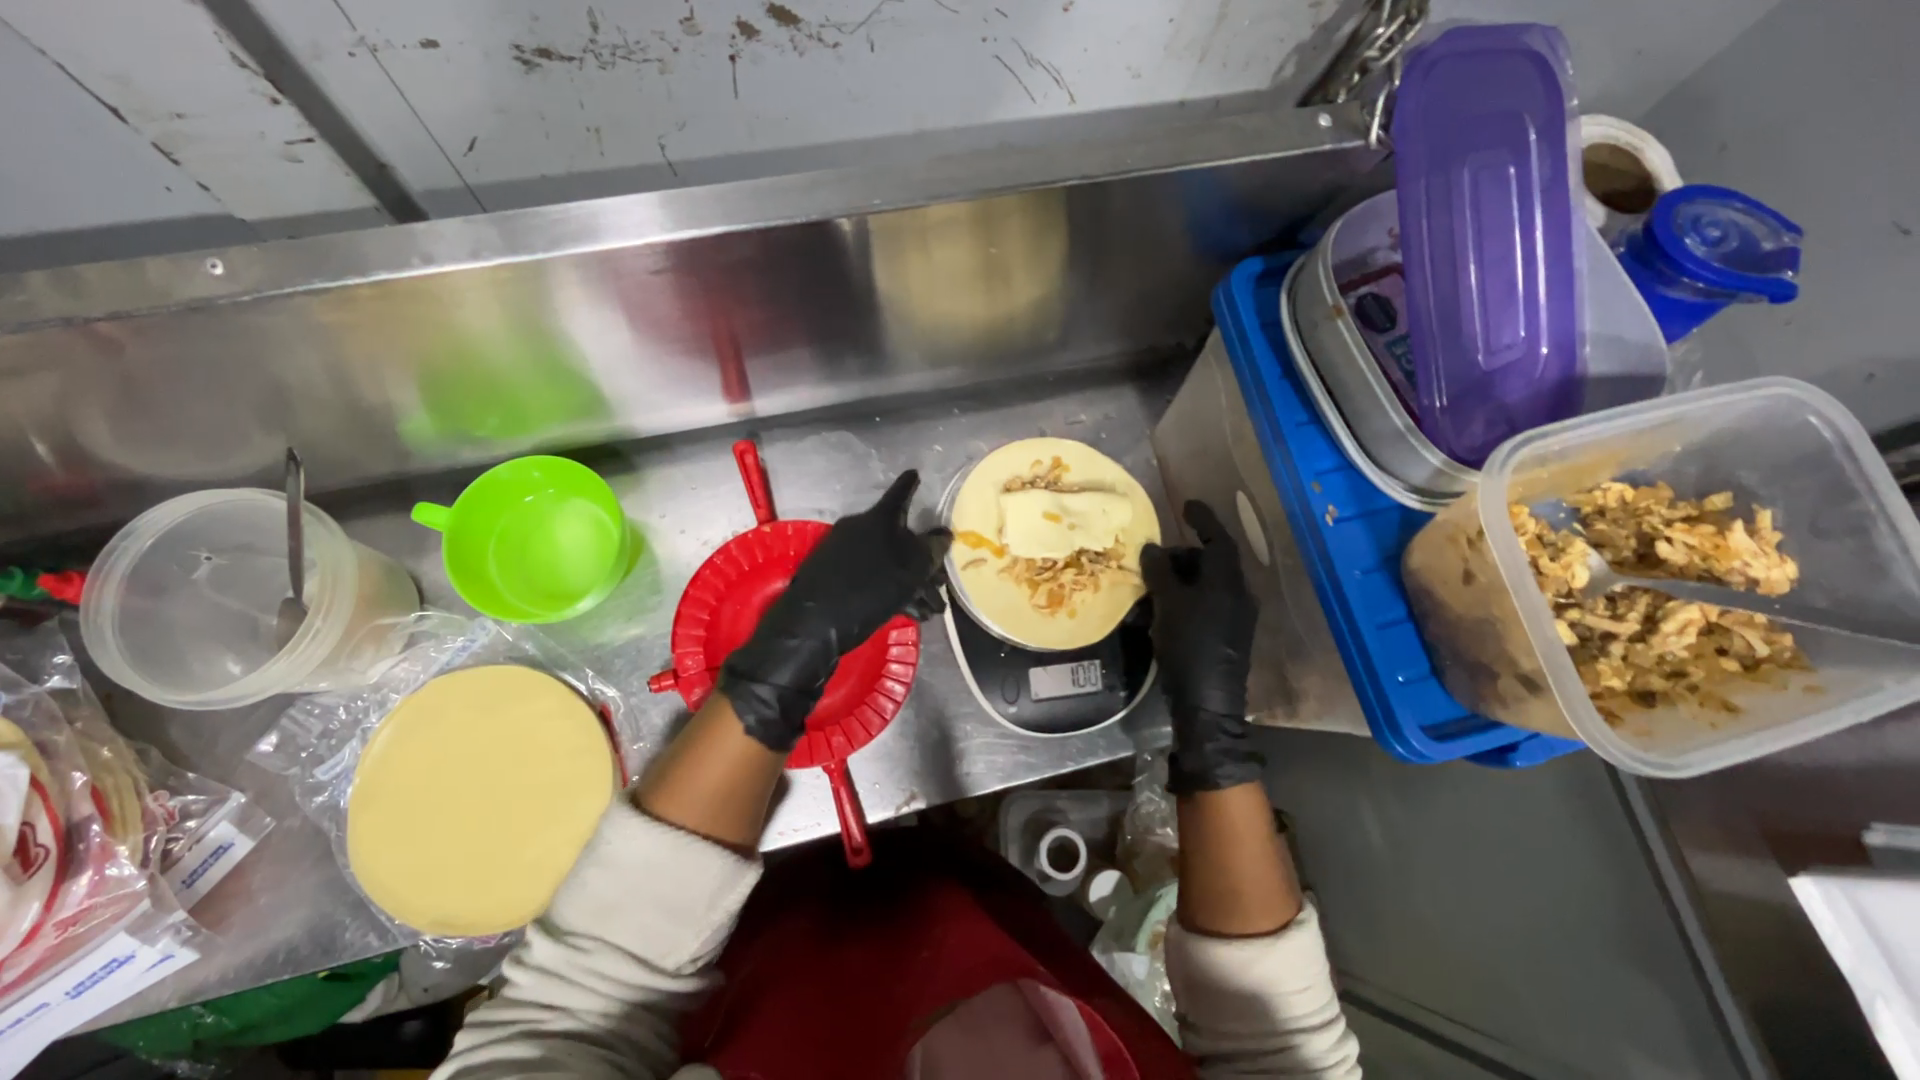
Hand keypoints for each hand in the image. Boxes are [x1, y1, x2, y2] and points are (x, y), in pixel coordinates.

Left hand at [720, 471, 951, 752]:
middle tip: (942, 582)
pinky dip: (894, 592)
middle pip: (899, 537)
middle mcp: (857, 531)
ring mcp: (843, 556)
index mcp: (875, 521)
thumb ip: (929, 552)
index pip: (899, 495)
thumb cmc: (864, 593)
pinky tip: (910, 613)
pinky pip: (873, 578)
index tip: (915, 473)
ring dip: (913, 583)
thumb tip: (943, 535)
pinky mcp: (835, 580)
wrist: (810, 629)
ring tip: (932, 609)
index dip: (910, 486)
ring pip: (888, 562)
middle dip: (924, 560)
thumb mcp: (907, 573)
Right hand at [1140, 501, 1261, 794]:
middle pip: (1211, 563)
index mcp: (1228, 581)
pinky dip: (1183, 603)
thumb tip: (1152, 549)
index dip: (1203, 519)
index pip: (1219, 539)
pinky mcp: (1227, 638)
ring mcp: (1236, 618)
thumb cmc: (1189, 645)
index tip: (1186, 504)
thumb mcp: (1168, 604)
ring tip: (1149, 593)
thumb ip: (1160, 572)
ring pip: (1206, 587)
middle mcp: (1238, 594)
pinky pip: (1205, 608)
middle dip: (1182, 557)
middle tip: (1154, 561)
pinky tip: (1159, 617)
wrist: (1208, 702)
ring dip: (1179, 583)